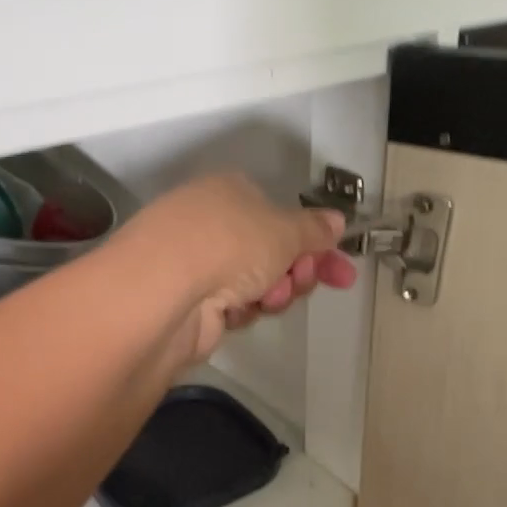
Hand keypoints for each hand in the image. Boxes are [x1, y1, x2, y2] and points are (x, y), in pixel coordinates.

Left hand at [116, 173, 357, 364]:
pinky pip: (232, 307)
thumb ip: (314, 230)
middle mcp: (211, 223)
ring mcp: (197, 263)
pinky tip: (236, 313)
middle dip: (295, 272)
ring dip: (272, 294)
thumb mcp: (284, 231)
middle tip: (301, 283)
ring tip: (268, 298)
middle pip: (272, 253)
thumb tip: (337, 221)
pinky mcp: (189, 302)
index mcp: (230, 193)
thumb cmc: (230, 244)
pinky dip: (242, 312)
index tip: (341, 273)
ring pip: (255, 284)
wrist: (165, 290)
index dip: (315, 245)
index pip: (281, 217)